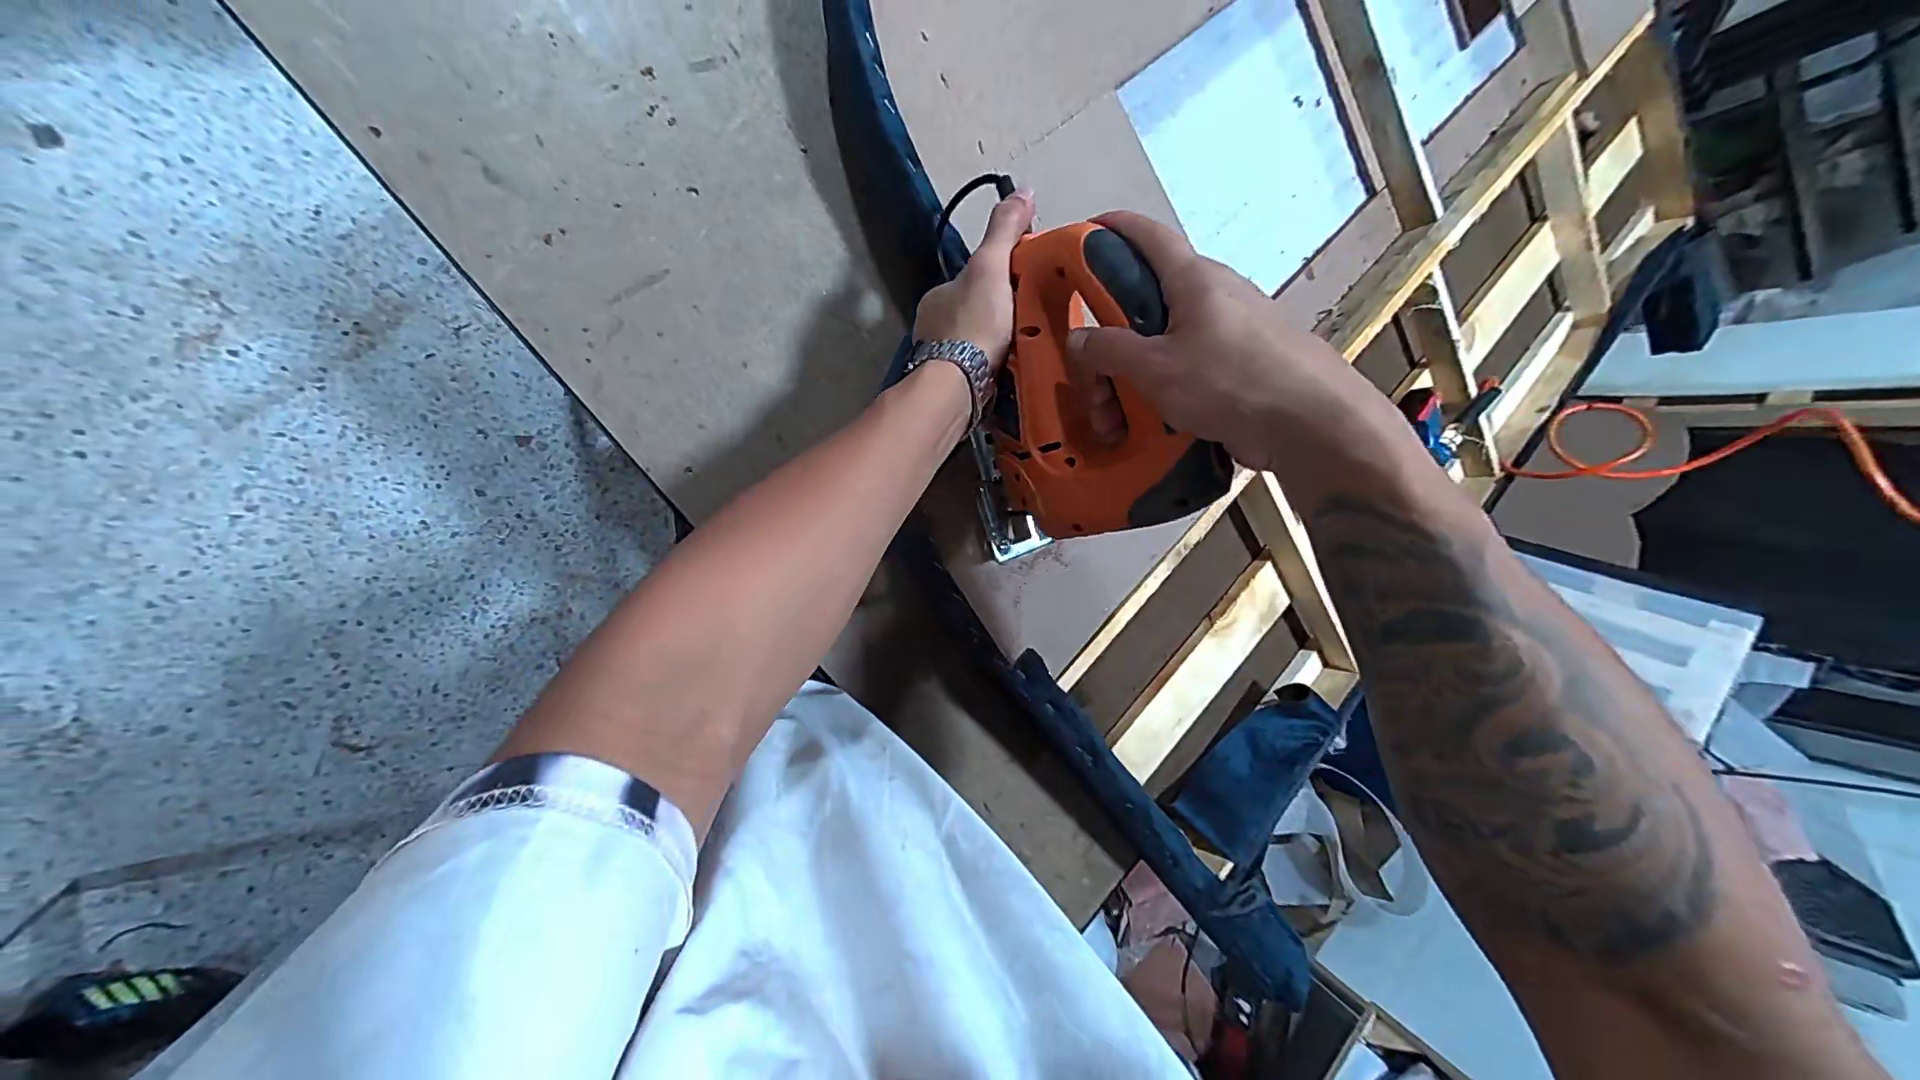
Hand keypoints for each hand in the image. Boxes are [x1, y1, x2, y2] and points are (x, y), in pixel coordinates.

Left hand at [911, 190, 1035, 371]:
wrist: (960, 385)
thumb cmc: (974, 324)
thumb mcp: (991, 266)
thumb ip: (1004, 230)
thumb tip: (1024, 189)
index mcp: (938, 294)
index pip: (976, 276)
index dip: (1003, 274)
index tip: (1029, 282)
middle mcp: (934, 324)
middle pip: (979, 309)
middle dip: (1004, 312)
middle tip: (1034, 316)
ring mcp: (942, 356)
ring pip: (980, 340)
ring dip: (1001, 341)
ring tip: (1031, 343)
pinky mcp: (954, 383)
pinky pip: (981, 366)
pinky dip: (998, 364)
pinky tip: (1016, 366)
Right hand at [1064, 211, 1410, 476]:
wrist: (1310, 424)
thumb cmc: (1230, 380)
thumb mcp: (1155, 367)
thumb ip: (1109, 350)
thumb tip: (1078, 337)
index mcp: (1192, 278)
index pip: (1146, 235)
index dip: (1110, 229)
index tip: (1082, 235)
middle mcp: (1212, 296)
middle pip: (1145, 304)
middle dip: (1107, 342)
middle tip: (1089, 380)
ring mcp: (1227, 332)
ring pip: (1161, 344)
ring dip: (1129, 379)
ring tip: (1114, 420)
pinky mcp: (1237, 367)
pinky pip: (1184, 370)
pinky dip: (1158, 393)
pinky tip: (1148, 424)